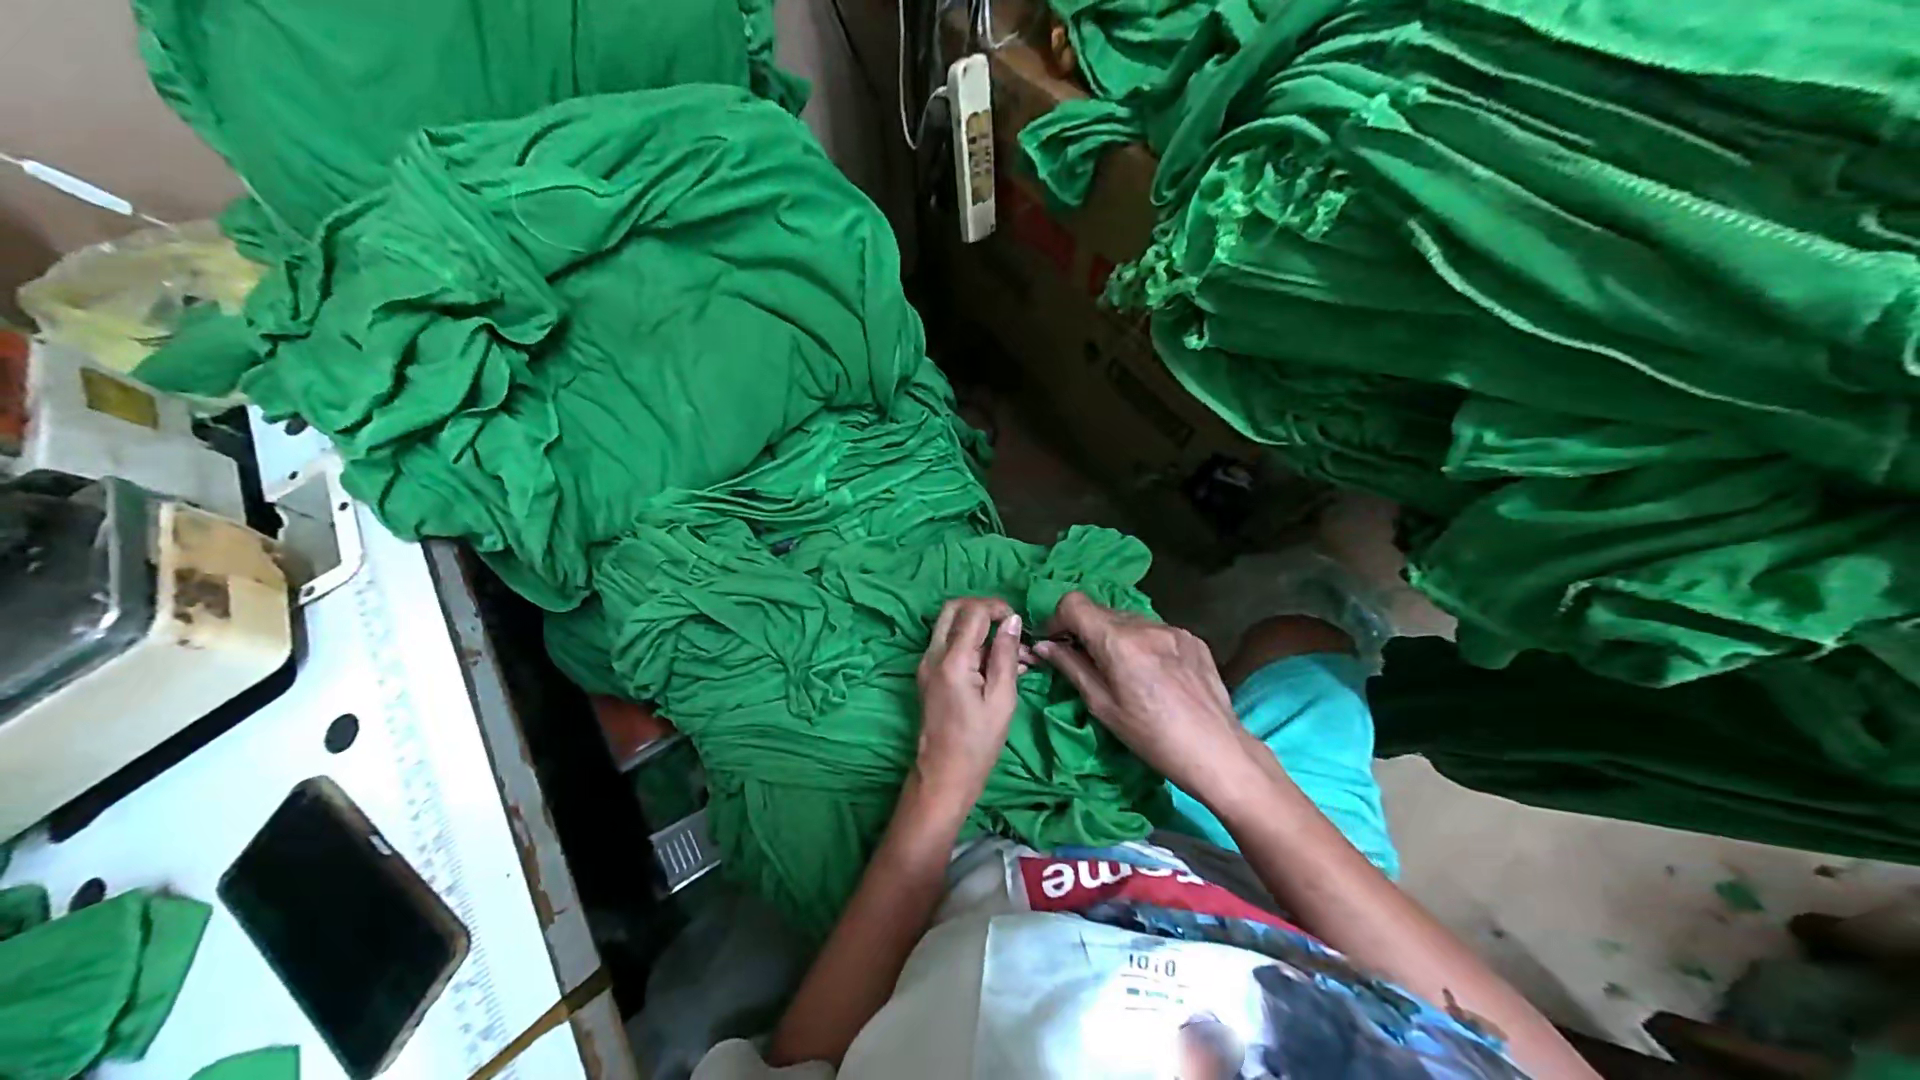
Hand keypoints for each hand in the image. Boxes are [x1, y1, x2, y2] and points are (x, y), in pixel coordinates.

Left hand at [914, 596, 1023, 806]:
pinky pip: (949, 644)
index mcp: (951, 660)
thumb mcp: (1001, 699)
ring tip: (1013, 651)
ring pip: (950, 624)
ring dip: (979, 626)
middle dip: (984, 609)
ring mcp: (927, 663)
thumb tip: (1012, 621)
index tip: (1019, 623)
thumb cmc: (978, 742)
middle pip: (954, 608)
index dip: (998, 608)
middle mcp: (933, 654)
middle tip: (1010, 625)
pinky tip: (1000, 663)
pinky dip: (972, 643)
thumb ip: (1005, 655)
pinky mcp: (929, 674)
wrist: (943, 775)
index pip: (973, 612)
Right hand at [1035, 592, 1252, 794]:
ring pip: (1128, 620)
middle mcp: (1146, 625)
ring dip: (1114, 636)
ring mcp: (1173, 629)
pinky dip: (1142, 643)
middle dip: (1084, 630)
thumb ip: (1072, 668)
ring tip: (1120, 670)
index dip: (1058, 619)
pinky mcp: (1192, 638)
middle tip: (1083, 661)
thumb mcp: (1103, 706)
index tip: (1056, 643)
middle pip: (1100, 611)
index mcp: (1119, 642)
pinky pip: (1154, 631)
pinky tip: (1151, 674)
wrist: (1216, 752)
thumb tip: (1044, 646)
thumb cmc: (1152, 737)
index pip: (1074, 603)